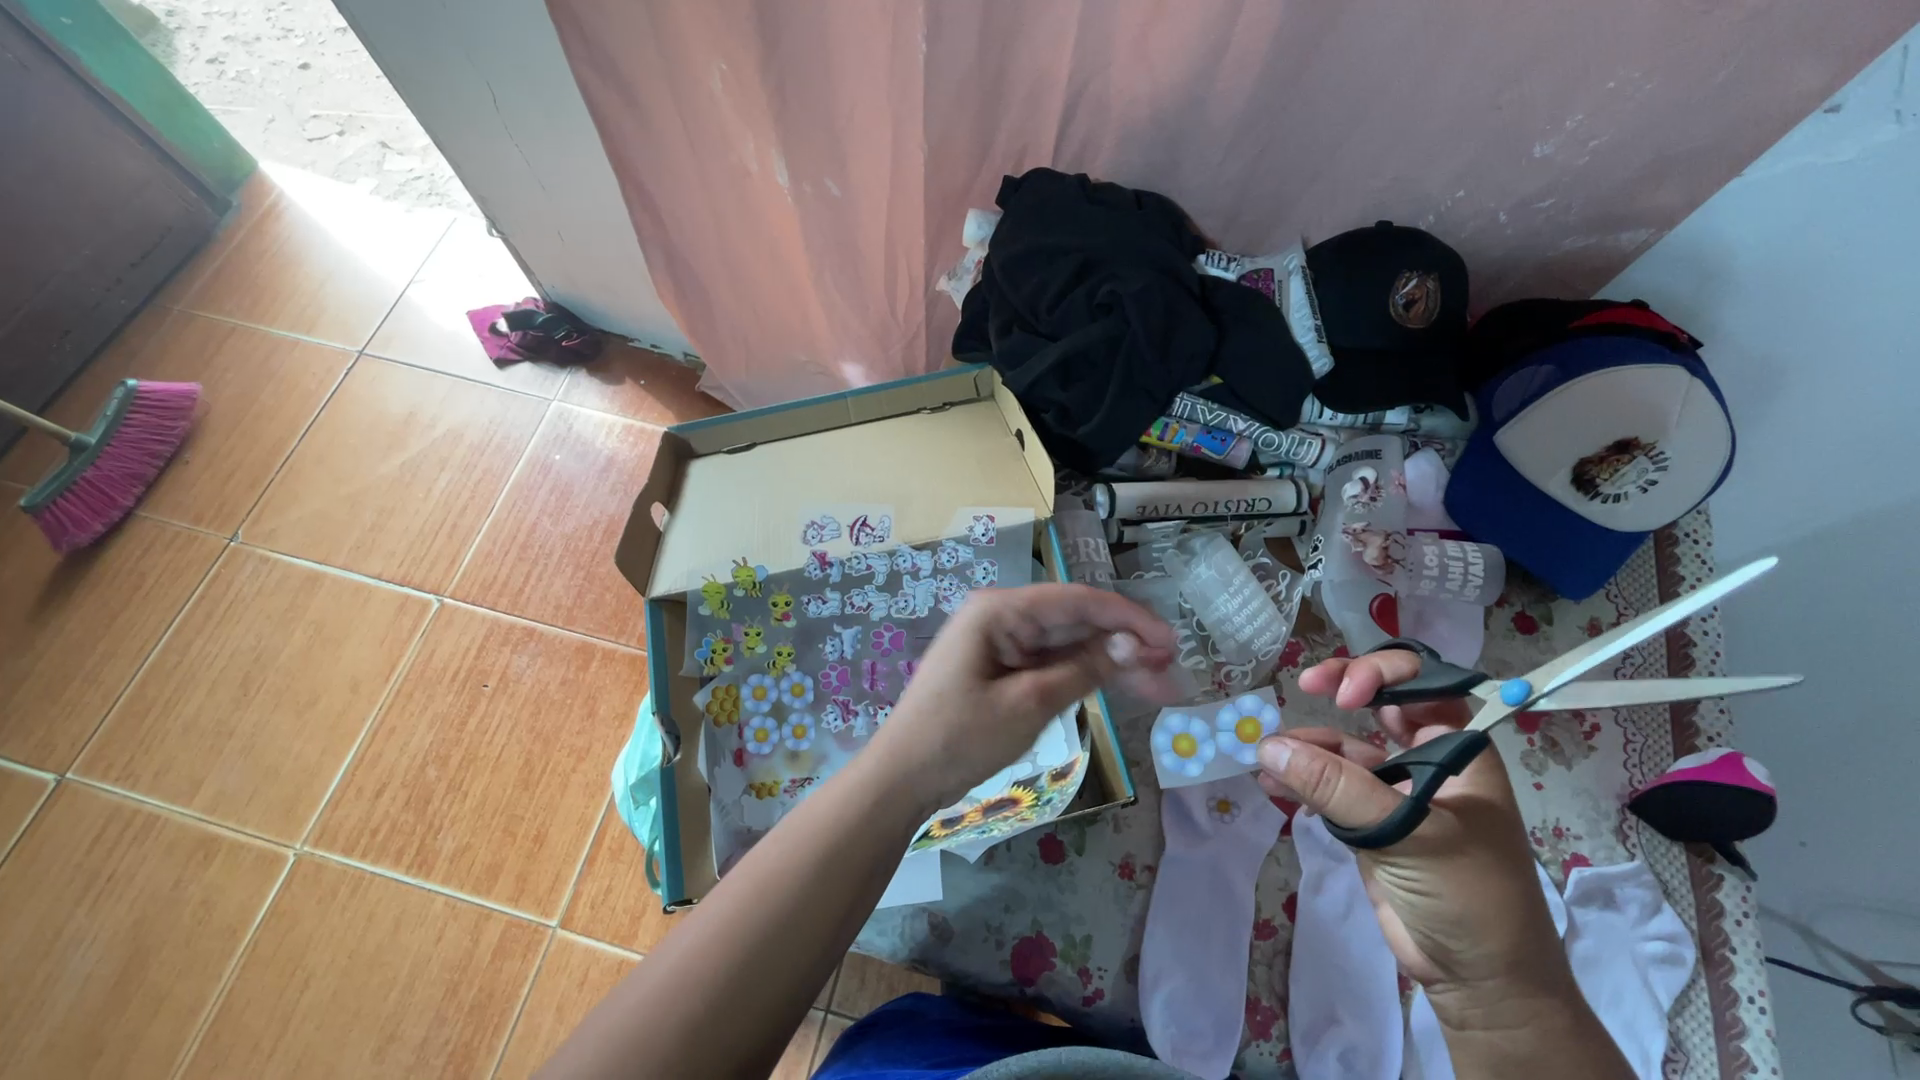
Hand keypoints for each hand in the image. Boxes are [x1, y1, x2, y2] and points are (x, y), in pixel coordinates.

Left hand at [869, 585, 1177, 807]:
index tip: (1170, 643)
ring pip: (1070, 643)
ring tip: (1159, 685)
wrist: (903, 778)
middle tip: (1171, 671)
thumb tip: (1134, 645)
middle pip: (1077, 620)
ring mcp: (1002, 643)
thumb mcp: (1029, 704)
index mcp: (999, 610)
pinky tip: (1121, 686)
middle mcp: (1002, 617)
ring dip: (1112, 661)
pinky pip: (1053, 663)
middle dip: (1125, 642)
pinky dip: (1086, 675)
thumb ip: (1083, 669)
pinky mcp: (1004, 670)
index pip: (1078, 601)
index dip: (1129, 619)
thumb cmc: (958, 738)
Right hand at [1255, 650, 1573, 1011]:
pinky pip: (1328, 789)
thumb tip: (1268, 746)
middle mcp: (1429, 763)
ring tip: (1269, 756)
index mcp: (1460, 752)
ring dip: (1309, 745)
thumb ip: (1337, 788)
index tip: (1344, 695)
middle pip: (1382, 706)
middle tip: (1304, 685)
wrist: (1479, 979)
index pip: (1426, 686)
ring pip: (1346, 749)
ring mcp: (1395, 794)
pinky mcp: (1369, 826)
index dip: (1384, 675)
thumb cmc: (1469, 894)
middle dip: (1342, 690)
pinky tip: (1272, 784)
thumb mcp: (1409, 833)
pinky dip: (1299, 782)